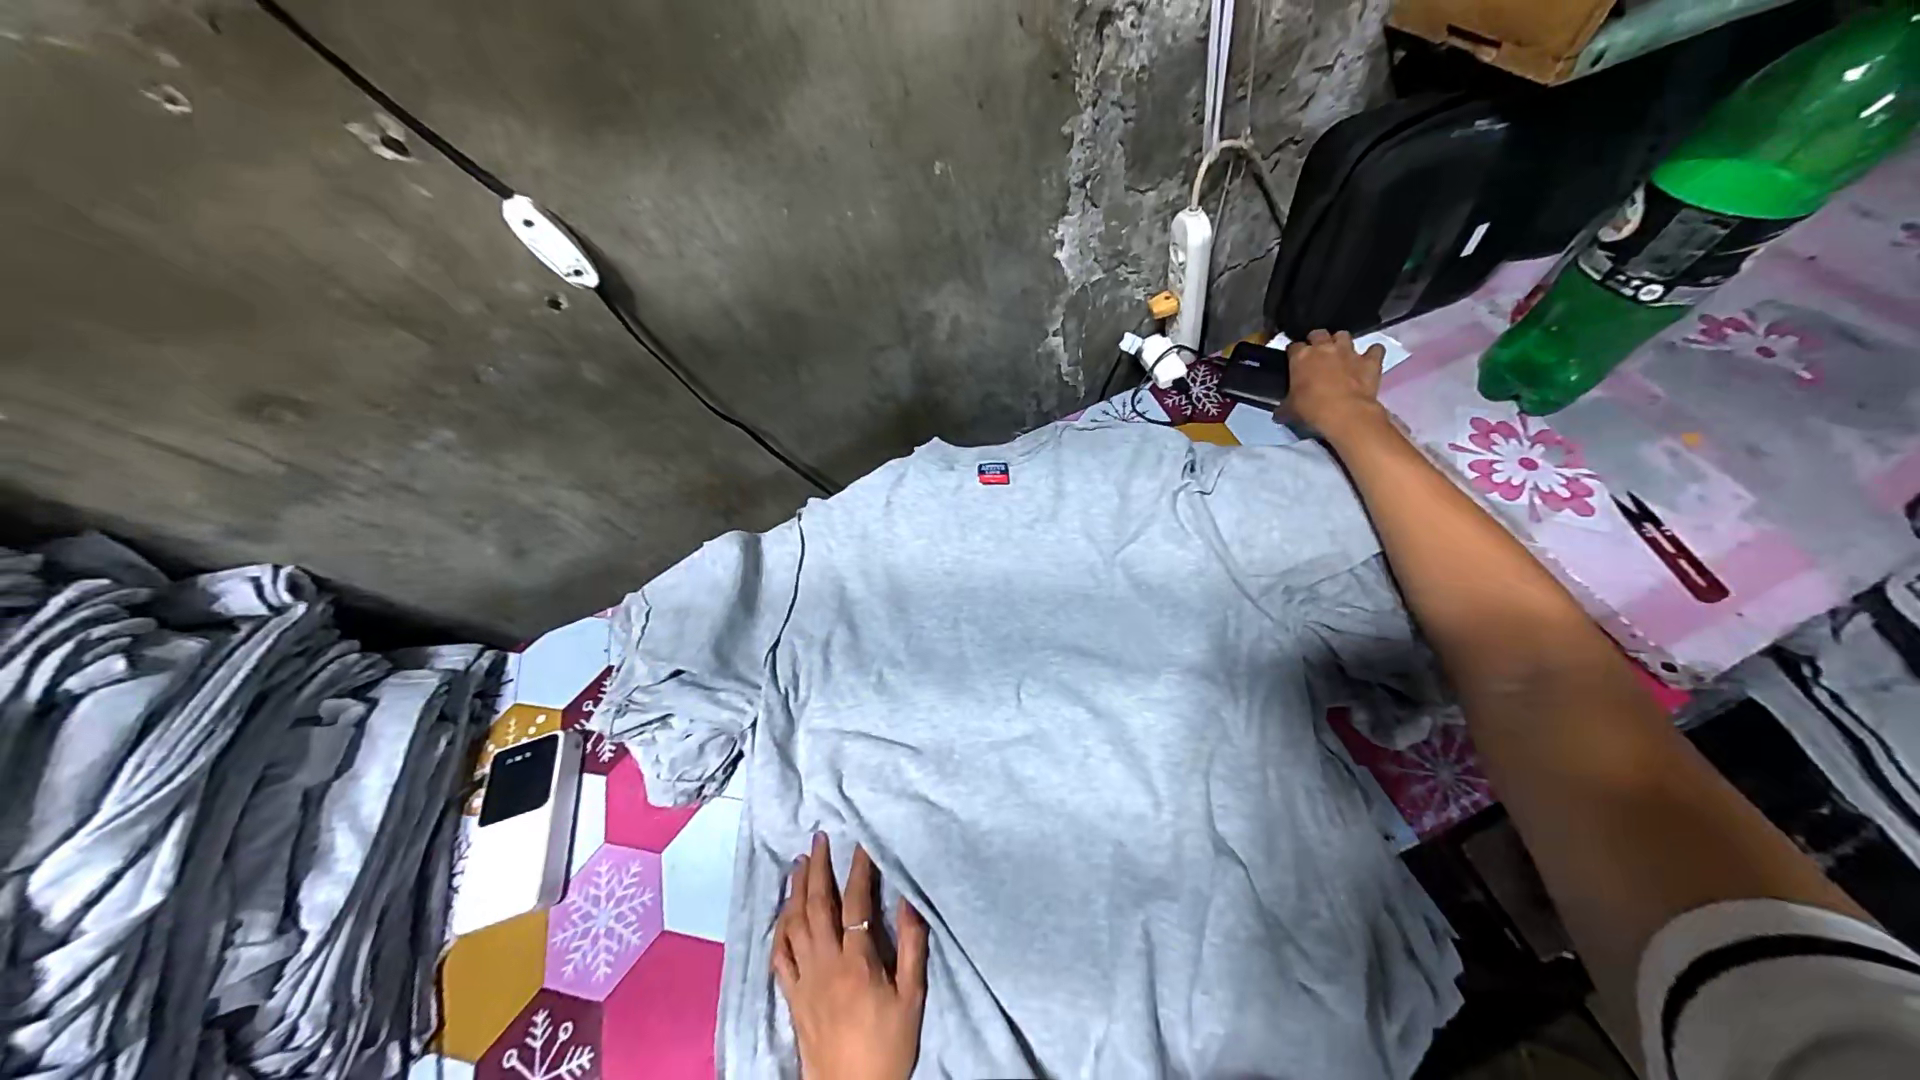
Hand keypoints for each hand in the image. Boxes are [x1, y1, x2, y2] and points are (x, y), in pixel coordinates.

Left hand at [774, 833, 928, 1079]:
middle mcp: (825, 962)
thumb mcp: (911, 997)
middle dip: (817, 868)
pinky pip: (780, 955)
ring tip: (799, 863)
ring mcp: (804, 979)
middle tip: (818, 840)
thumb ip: (911, 947)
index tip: (860, 843)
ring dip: (795, 890)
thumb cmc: (887, 1044)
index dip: (858, 869)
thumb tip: (909, 902)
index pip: (855, 902)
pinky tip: (784, 913)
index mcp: (856, 961)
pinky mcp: (792, 996)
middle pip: (817, 905)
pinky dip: (780, 928)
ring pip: (794, 924)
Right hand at [1283, 329, 1387, 438]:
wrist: (1345, 414)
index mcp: (1301, 357)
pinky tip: (1369, 359)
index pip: (1293, 347)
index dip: (1293, 353)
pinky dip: (1373, 353)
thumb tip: (1279, 413)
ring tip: (1340, 353)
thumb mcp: (1289, 410)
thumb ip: (1284, 406)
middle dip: (1316, 340)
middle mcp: (1324, 348)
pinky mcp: (1370, 361)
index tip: (1294, 362)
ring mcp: (1349, 352)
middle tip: (1316, 354)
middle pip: (1318, 333)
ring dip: (1341, 342)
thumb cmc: (1311, 409)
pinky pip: (1375, 349)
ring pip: (1344, 335)